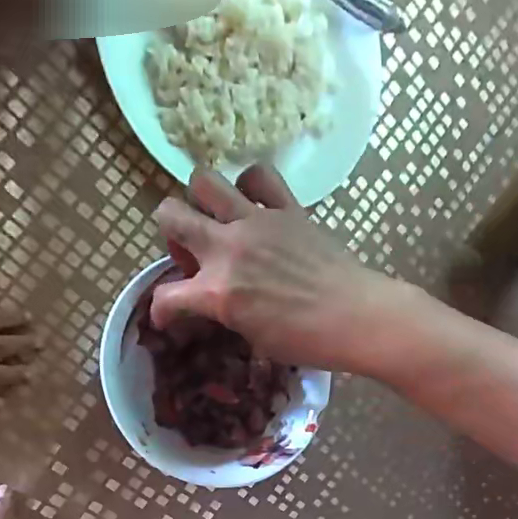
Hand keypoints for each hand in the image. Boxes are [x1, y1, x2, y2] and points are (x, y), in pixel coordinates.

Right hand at [151, 166, 414, 373]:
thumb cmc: (306, 341)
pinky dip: (251, 186)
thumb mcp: (254, 337)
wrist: (355, 318)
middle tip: (192, 252)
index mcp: (217, 293)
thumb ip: (226, 312)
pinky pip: (259, 177)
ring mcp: (256, 222)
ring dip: (202, 199)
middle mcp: (227, 249)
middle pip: (169, 215)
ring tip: (218, 219)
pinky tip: (256, 205)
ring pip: (204, 181)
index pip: (166, 296)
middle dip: (170, 233)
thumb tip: (218, 300)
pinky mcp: (287, 208)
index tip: (169, 316)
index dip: (161, 310)